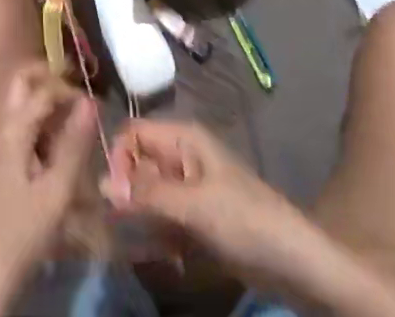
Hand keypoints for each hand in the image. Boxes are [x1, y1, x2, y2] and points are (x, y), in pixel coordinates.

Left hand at [0, 64, 99, 312]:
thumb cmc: (23, 229)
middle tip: (82, 94)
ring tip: (80, 121)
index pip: (43, 88)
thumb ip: (74, 144)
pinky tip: (65, 146)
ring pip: (24, 103)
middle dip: (53, 80)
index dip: (70, 89)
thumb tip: (90, 102)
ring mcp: (2, 141)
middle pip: (24, 82)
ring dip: (51, 103)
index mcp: (13, 128)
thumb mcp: (57, 189)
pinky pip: (26, 125)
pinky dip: (46, 124)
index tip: (96, 103)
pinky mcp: (5, 158)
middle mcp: (3, 126)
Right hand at [105, 119, 312, 291]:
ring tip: (152, 245)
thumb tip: (101, 184)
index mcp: (183, 138)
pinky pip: (163, 218)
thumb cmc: (244, 220)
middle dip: (127, 194)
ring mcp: (188, 187)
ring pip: (147, 195)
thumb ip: (146, 194)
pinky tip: (169, 257)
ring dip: (143, 220)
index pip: (133, 133)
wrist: (293, 261)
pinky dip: (160, 236)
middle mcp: (181, 156)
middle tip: (124, 227)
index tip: (114, 197)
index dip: (118, 159)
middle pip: (137, 164)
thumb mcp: (192, 205)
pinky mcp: (194, 216)